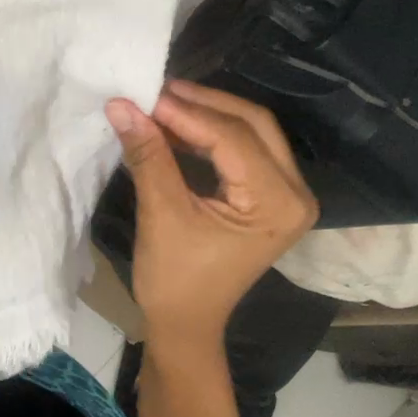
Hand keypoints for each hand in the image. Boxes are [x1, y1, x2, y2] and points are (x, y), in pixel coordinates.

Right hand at [106, 80, 318, 344]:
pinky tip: (178, 128)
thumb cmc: (175, 280)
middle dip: (203, 105)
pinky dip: (211, 138)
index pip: (233, 139)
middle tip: (157, 92)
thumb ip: (148, 156)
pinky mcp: (269, 198)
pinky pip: (244, 153)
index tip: (144, 96)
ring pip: (250, 134)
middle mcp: (295, 193)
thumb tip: (122, 106)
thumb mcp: (161, 215)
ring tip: (162, 105)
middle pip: (252, 126)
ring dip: (207, 117)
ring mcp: (286, 195)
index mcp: (277, 203)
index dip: (186, 113)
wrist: (185, 325)